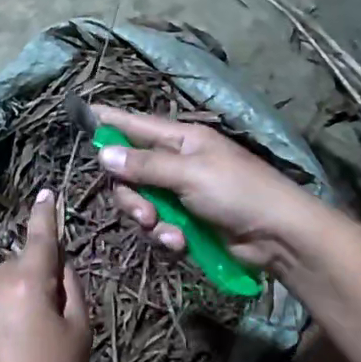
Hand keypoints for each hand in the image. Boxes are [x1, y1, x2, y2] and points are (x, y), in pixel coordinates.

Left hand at [0, 189, 89, 361]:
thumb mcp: (80, 334)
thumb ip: (70, 289)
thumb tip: (58, 266)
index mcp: (26, 283)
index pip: (39, 238)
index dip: (45, 216)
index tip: (47, 194)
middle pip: (16, 266)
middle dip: (32, 277)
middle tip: (49, 318)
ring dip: (11, 302)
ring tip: (23, 347)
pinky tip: (0, 357)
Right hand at [92, 105, 324, 271]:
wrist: (278, 235)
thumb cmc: (238, 192)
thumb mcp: (190, 174)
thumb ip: (145, 166)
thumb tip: (104, 153)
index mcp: (181, 140)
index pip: (136, 125)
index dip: (109, 122)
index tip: (82, 117)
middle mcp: (177, 163)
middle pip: (130, 173)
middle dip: (132, 196)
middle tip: (144, 213)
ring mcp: (181, 194)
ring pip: (141, 203)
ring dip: (149, 221)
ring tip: (167, 233)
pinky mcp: (186, 222)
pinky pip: (159, 225)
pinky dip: (166, 236)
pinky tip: (180, 244)